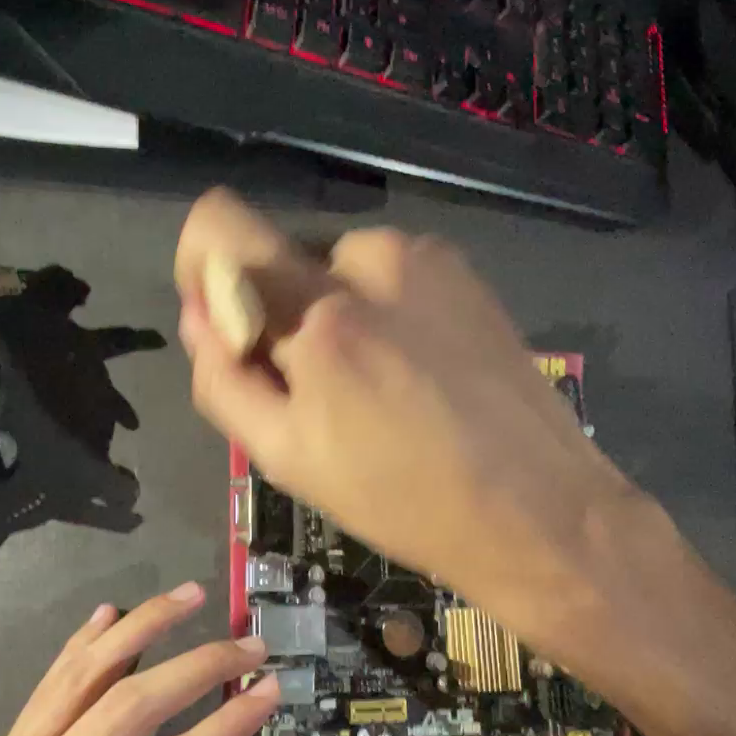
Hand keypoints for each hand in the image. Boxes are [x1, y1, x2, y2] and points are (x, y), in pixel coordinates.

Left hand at [0, 583, 279, 735]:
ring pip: (84, 676)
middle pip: (131, 706)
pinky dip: (79, 645)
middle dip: (199, 666)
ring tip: (189, 595)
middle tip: (249, 643)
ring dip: (141, 627)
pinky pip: (44, 687)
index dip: (226, 725)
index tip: (269, 689)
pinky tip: (108, 613)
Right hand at [174, 189, 659, 661]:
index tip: (224, 323)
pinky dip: (380, 311)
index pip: (221, 226)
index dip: (202, 264)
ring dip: (334, 315)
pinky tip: (415, 373)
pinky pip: (389, 275)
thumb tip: (197, 314)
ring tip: (376, 391)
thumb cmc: (403, 500)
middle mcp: (373, 261)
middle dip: (280, 314)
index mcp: (321, 316)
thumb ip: (224, 380)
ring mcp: (428, 259)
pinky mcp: (465, 272)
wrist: (538, 509)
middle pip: (282, 260)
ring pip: (338, 269)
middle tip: (319, 394)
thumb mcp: (288, 459)